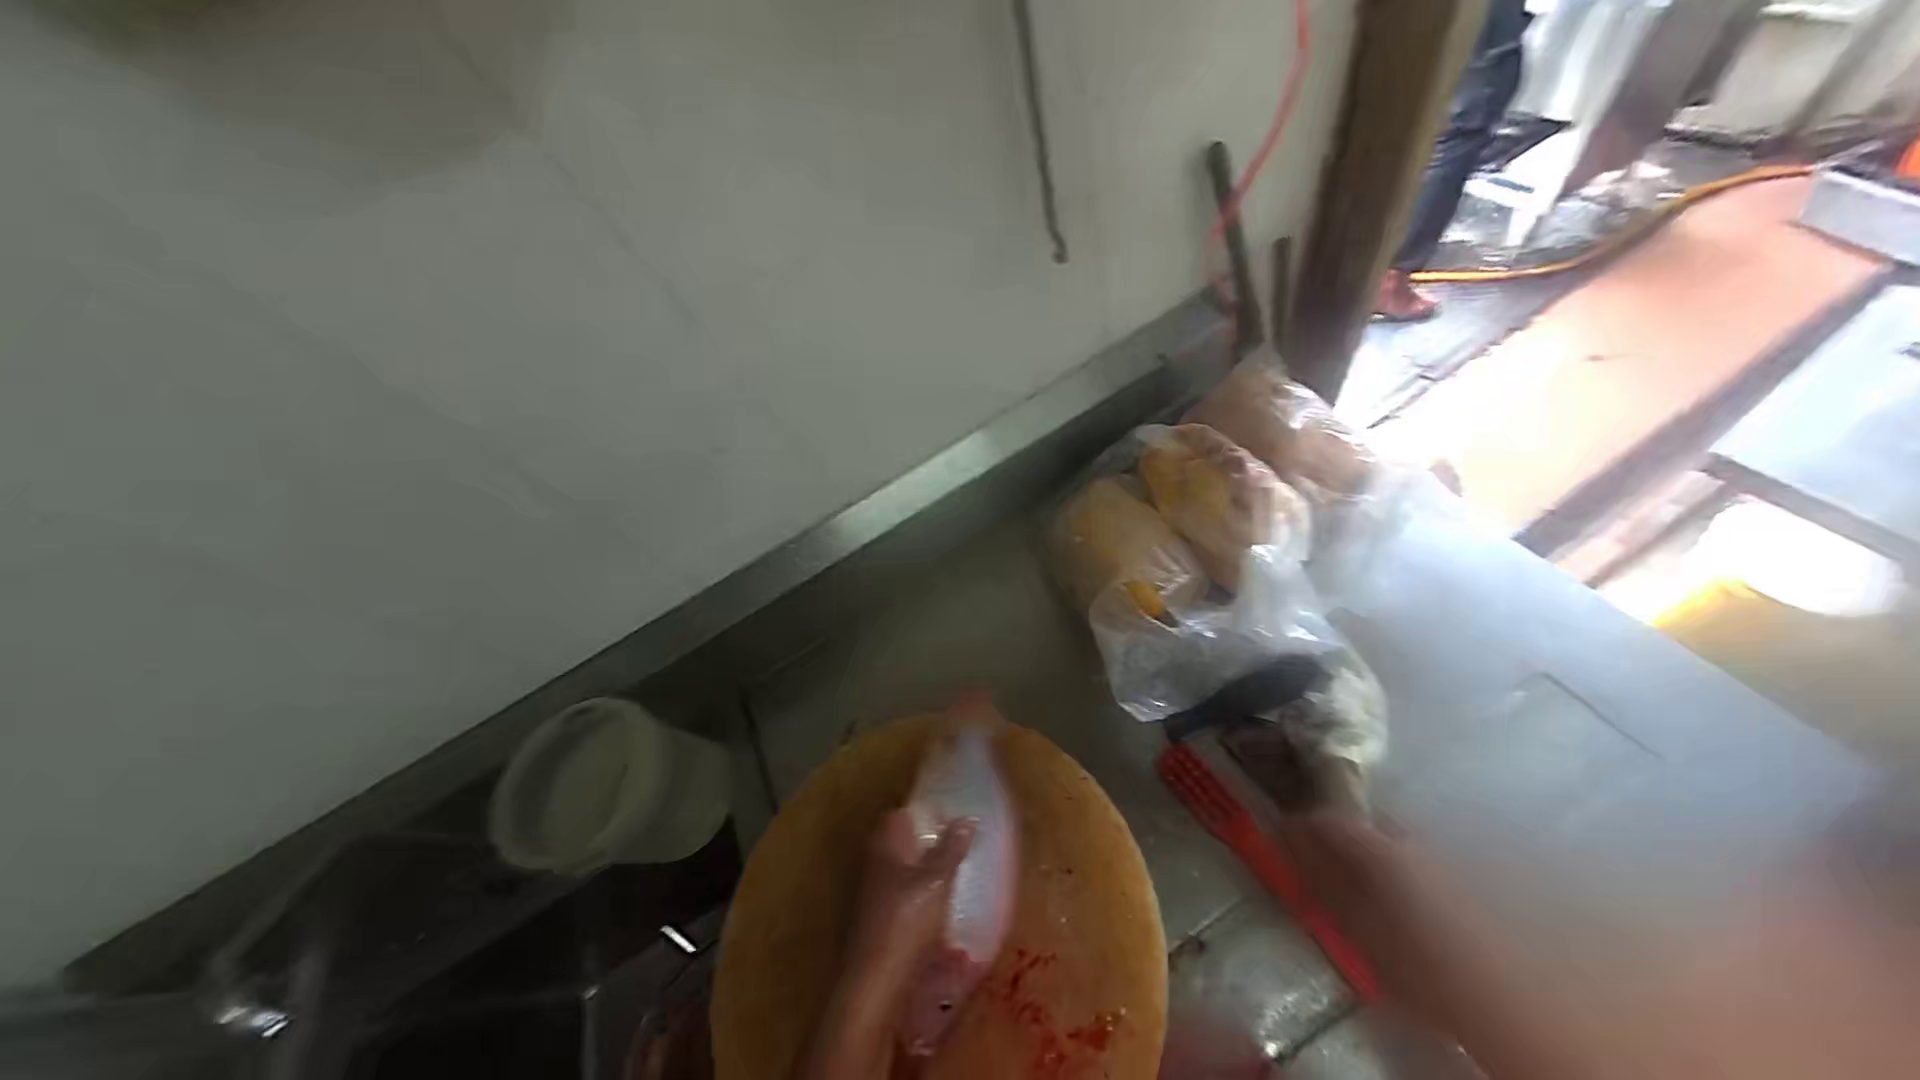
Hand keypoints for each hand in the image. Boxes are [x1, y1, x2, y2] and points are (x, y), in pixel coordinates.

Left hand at [843, 810, 975, 993]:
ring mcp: (874, 898)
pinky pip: (904, 902)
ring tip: (957, 879)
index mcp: (885, 847)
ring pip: (902, 874)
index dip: (921, 811)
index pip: (898, 815)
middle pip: (900, 844)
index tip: (948, 815)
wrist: (876, 985)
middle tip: (958, 846)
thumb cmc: (907, 921)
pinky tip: (942, 915)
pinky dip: (922, 902)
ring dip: (925, 874)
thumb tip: (966, 818)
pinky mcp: (879, 926)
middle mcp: (874, 867)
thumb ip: (951, 849)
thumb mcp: (937, 881)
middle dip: (926, 843)